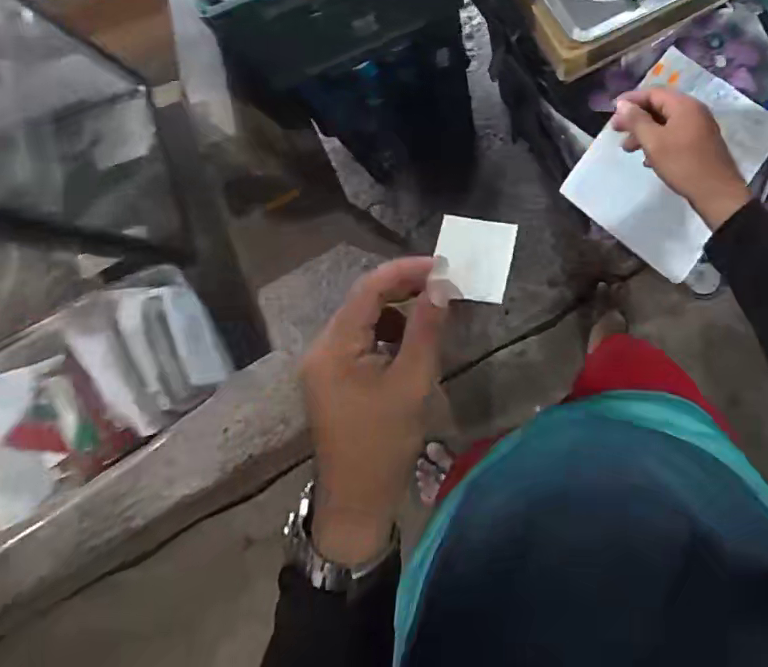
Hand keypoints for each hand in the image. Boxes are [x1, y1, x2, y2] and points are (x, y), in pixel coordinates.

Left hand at [298, 257, 451, 564]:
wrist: (356, 502)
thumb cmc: (383, 443)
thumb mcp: (412, 382)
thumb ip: (426, 329)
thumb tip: (441, 286)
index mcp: (334, 346)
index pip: (369, 289)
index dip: (405, 271)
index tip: (442, 265)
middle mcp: (323, 347)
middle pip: (364, 300)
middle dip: (404, 287)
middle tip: (444, 284)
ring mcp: (326, 363)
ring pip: (366, 318)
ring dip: (399, 310)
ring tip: (434, 311)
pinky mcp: (335, 376)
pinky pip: (364, 339)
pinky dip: (390, 332)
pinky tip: (413, 343)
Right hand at [611, 88, 752, 229]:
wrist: (718, 194)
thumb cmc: (683, 164)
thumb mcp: (653, 141)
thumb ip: (636, 120)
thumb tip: (622, 104)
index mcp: (684, 105)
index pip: (652, 93)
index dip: (630, 100)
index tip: (612, 111)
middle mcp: (694, 111)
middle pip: (659, 107)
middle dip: (636, 118)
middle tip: (616, 131)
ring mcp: (700, 128)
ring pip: (666, 123)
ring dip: (645, 133)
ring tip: (628, 149)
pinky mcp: (701, 144)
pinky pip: (675, 135)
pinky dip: (659, 142)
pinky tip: (648, 159)